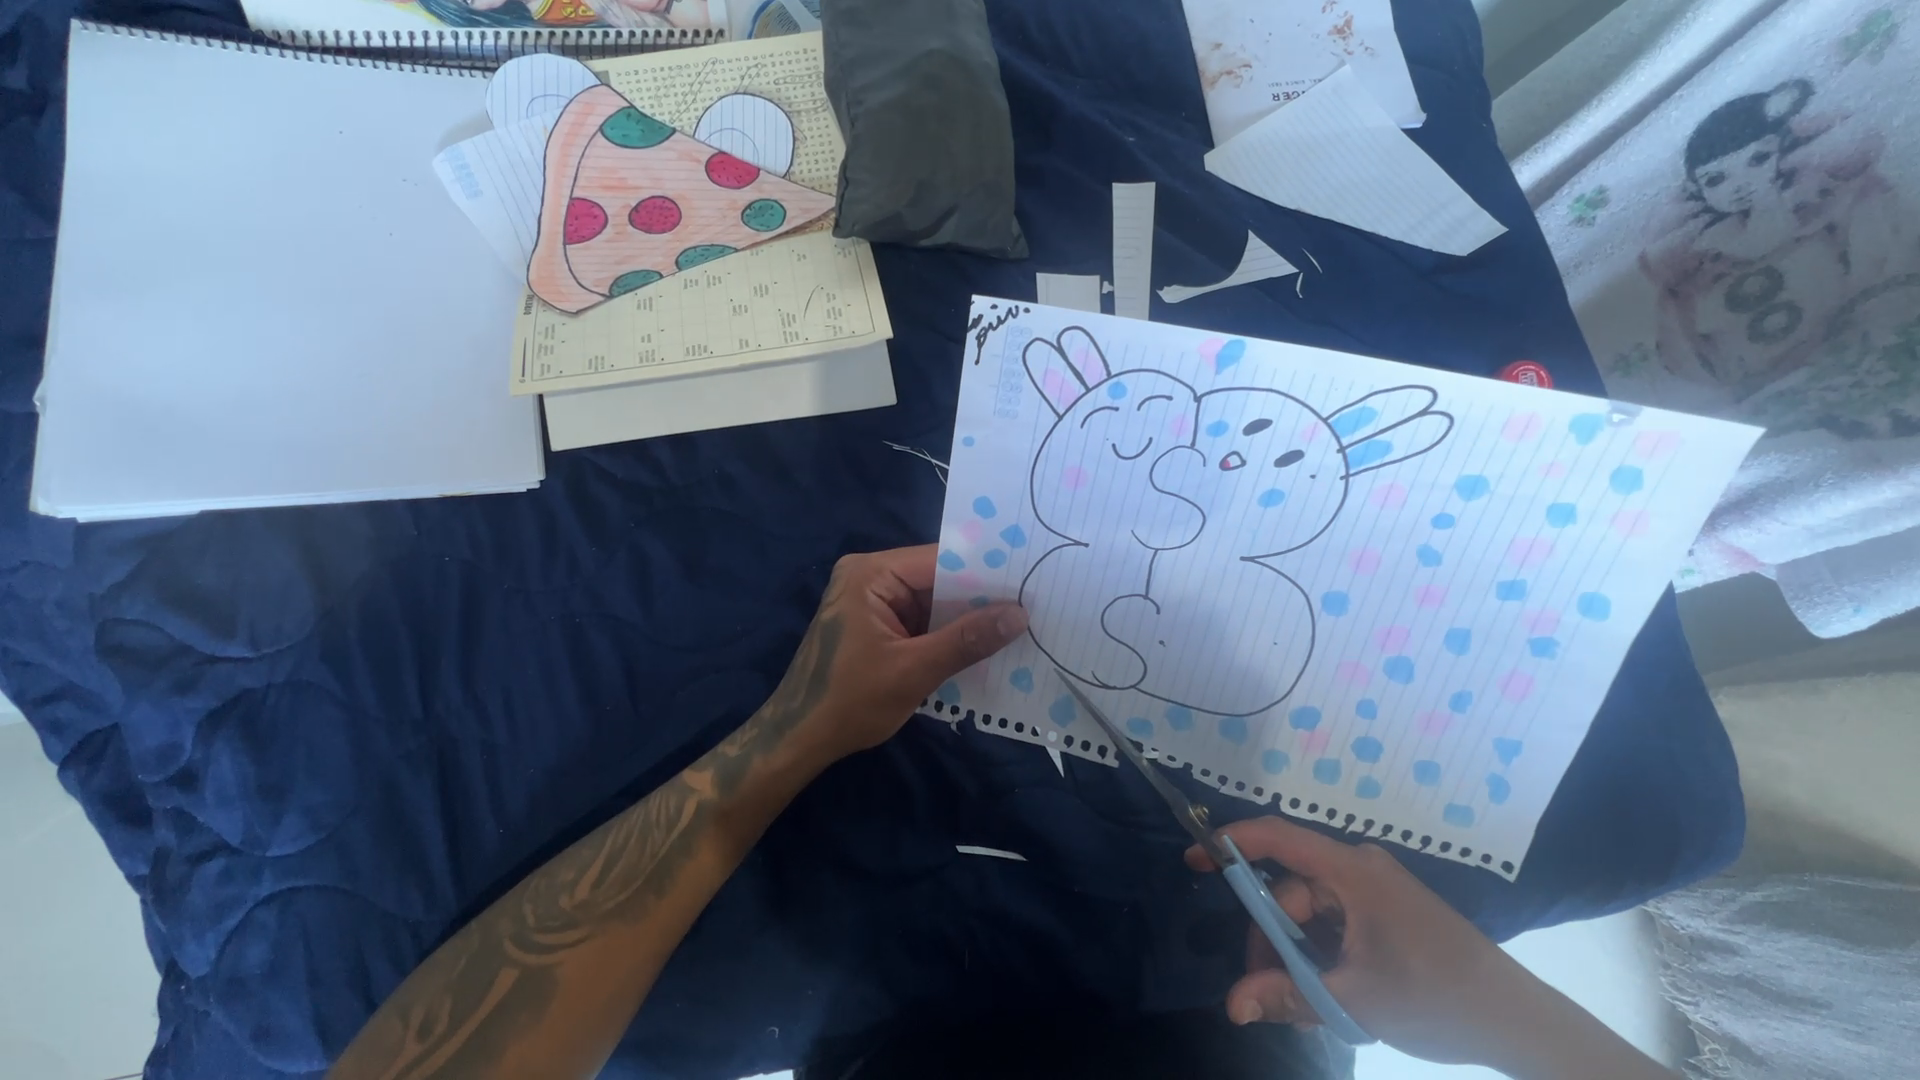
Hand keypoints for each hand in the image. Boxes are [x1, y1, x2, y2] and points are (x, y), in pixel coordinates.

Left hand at [777, 545, 1026, 763]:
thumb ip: (966, 640)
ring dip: (967, 621)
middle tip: (1034, 607)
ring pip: (934, 603)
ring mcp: (872, 602)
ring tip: (1021, 626)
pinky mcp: (876, 626)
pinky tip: (985, 647)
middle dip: (980, 599)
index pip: (940, 561)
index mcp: (870, 574)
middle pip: (939, 580)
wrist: (798, 740)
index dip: (986, 573)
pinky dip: (947, 636)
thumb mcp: (913, 671)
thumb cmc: (849, 702)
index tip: (1030, 582)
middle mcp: (870, 577)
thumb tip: (1019, 615)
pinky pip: (921, 622)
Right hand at [1185, 817, 1537, 1065]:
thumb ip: (1287, 995)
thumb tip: (1232, 1005)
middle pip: (1289, 887)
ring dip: (1295, 950)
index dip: (1230, 843)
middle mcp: (1359, 869)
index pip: (1277, 838)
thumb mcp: (1355, 1000)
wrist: (1520, 1022)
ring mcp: (1375, 889)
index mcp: (1352, 872)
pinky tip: (1325, 990)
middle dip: (1269, 935)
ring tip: (1301, 1000)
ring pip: (1309, 909)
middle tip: (1263, 987)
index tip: (1195, 861)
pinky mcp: (1386, 912)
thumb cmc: (1437, 998)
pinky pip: (1333, 920)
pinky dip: (1319, 951)